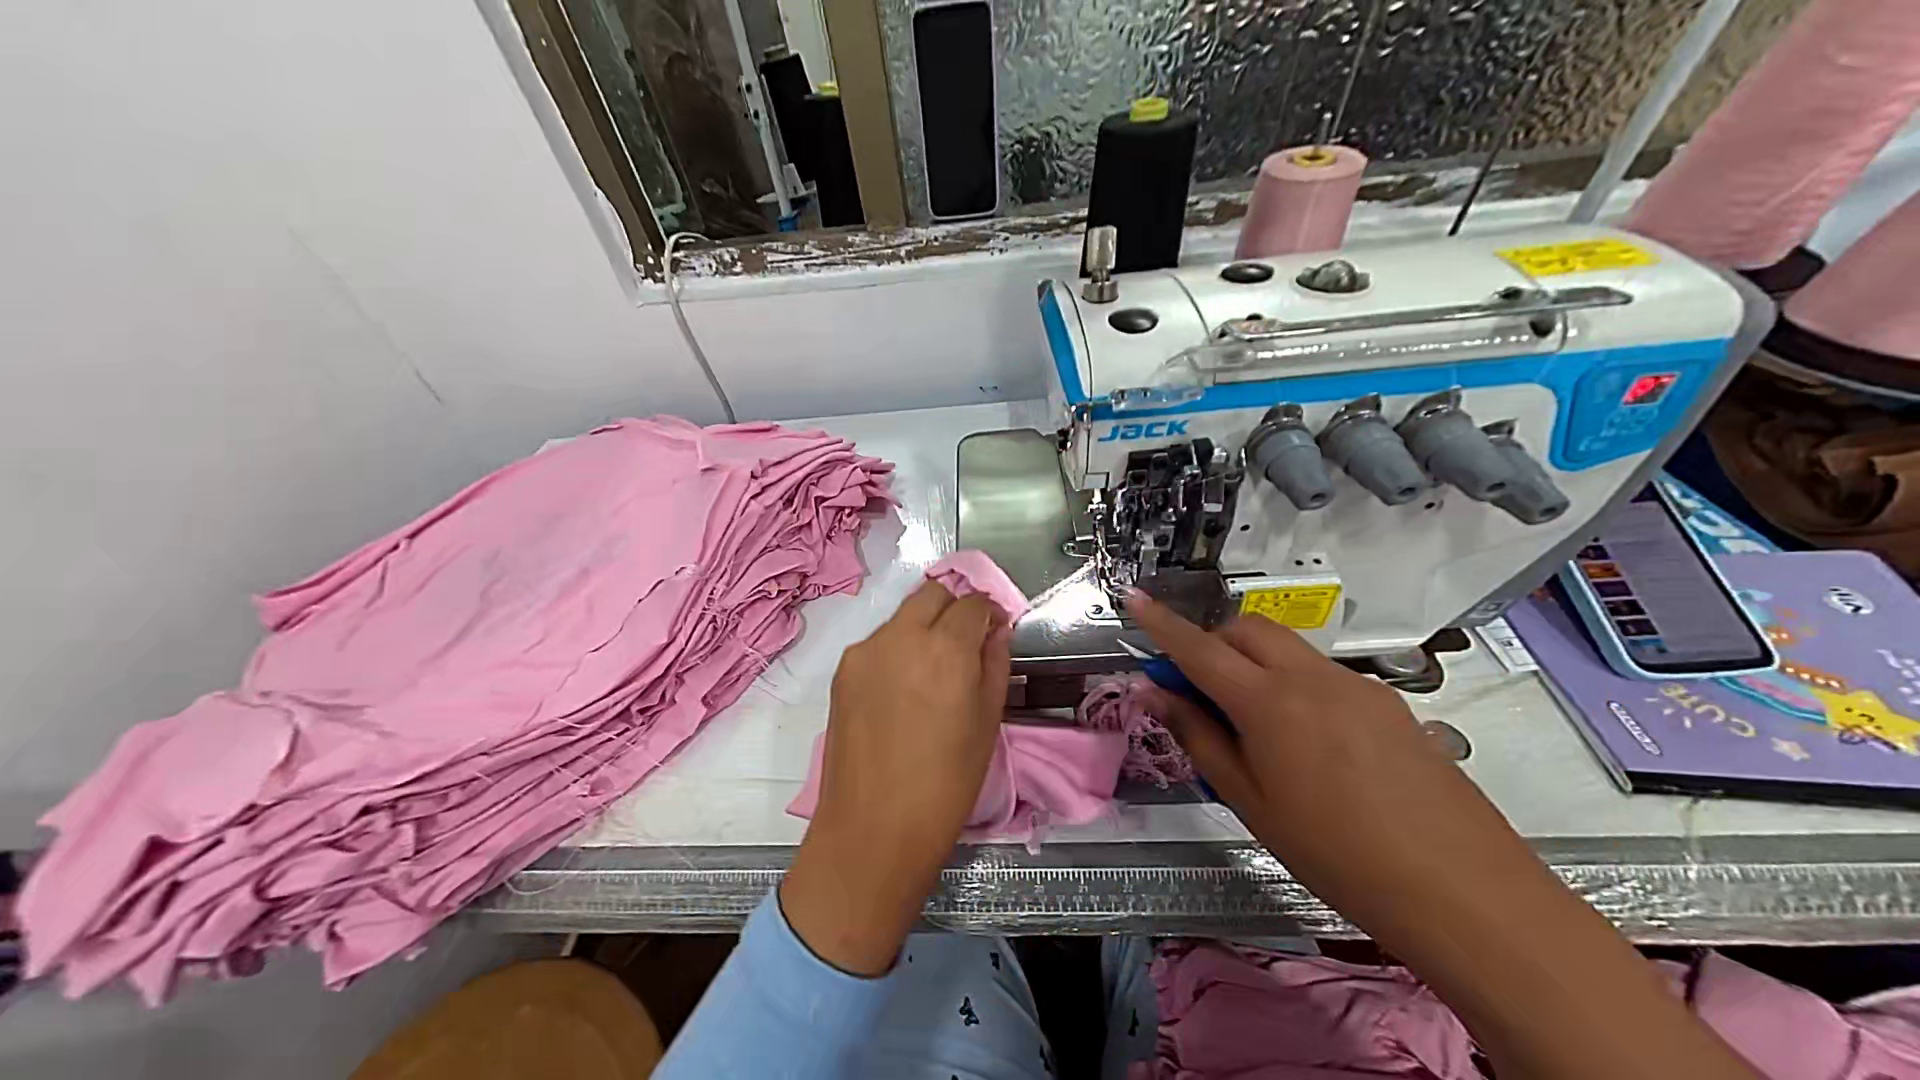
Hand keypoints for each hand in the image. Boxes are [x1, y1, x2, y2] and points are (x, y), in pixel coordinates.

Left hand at [780, 582, 1009, 974]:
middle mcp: (901, 637)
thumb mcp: (987, 722)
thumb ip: (995, 663)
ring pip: (903, 615)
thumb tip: (995, 631)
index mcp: (945, 650)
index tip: (996, 631)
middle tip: (967, 641)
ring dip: (925, 626)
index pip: (973, 603)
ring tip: (933, 670)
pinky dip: (898, 648)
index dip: (990, 613)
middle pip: (933, 593)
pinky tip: (903, 688)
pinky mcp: (842, 670)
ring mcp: (865, 651)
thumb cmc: (945, 783)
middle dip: (955, 607)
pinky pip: (878, 642)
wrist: (874, 828)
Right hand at [1128, 591, 1759, 1079]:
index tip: (1134, 597)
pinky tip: (1306, 740)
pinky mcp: (1389, 702)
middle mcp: (1312, 677)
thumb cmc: (1334, 853)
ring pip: (1287, 647)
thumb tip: (1154, 691)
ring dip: (1252, 660)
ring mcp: (1357, 685)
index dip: (1161, 622)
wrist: (1463, 890)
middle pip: (1247, 629)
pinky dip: (1292, 681)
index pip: (1199, 647)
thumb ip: (1198, 736)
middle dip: (1212, 641)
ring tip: (1251, 721)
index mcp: (1269, 702)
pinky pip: (1322, 672)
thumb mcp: (1249, 801)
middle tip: (1197, 688)